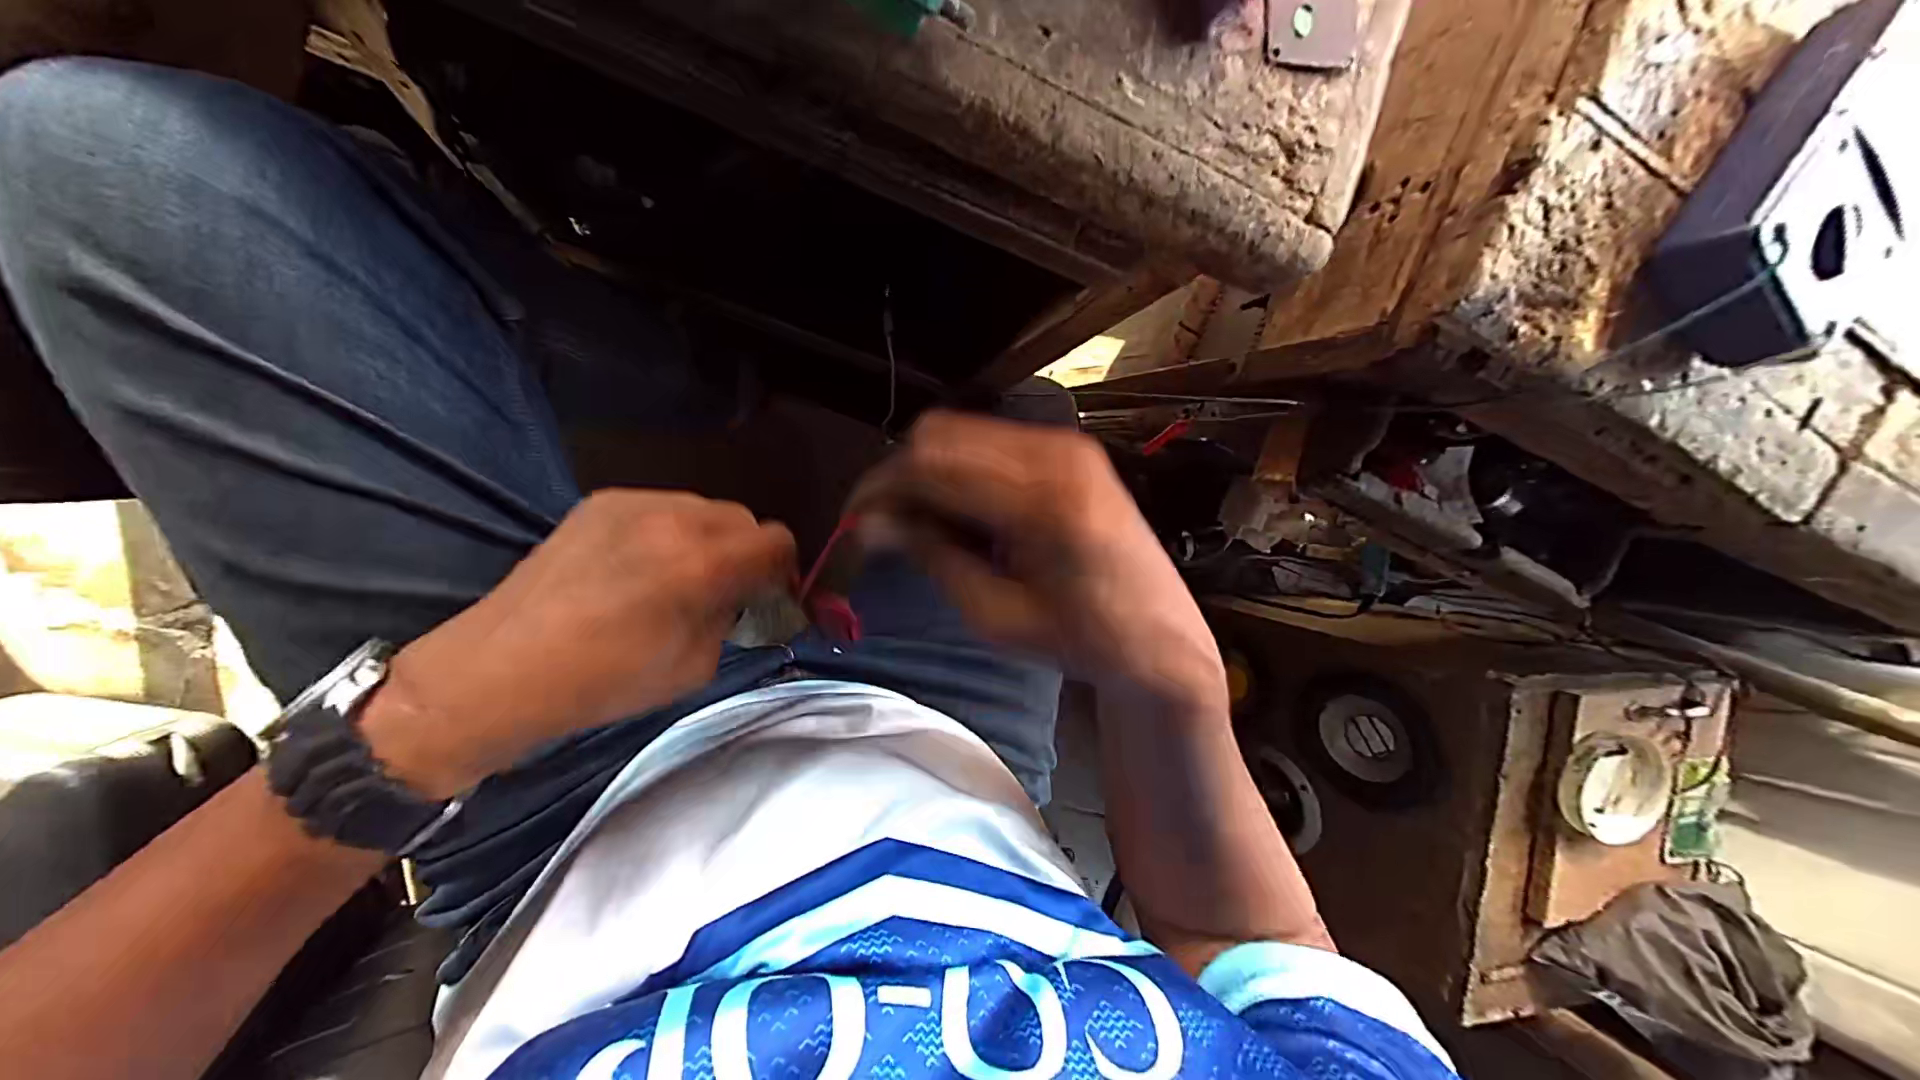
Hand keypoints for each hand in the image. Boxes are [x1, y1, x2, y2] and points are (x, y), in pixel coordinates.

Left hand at [361, 490, 796, 796]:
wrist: (501, 670)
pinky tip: (640, 565)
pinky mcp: (599, 503)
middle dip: (746, 553)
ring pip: (702, 508)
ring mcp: (633, 503)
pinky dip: (669, 531)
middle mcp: (674, 518)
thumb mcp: (695, 665)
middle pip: (743, 519)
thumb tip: (740, 597)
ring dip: (708, 539)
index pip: (776, 541)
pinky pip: (661, 508)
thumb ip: (730, 618)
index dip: (783, 570)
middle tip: (727, 589)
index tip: (770, 595)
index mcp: (702, 563)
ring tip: (679, 577)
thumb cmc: (605, 681)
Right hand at [850, 410, 1224, 710]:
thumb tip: (874, 523)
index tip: (855, 522)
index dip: (880, 490)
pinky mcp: (1070, 450)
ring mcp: (1067, 445)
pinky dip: (961, 470)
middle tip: (886, 527)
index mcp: (1042, 500)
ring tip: (925, 526)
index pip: (931, 465)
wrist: (1160, 637)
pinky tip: (964, 514)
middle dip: (900, 477)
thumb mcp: (996, 615)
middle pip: (940, 434)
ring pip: (961, 431)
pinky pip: (991, 442)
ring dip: (929, 472)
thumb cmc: (1084, 640)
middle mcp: (1056, 454)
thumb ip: (933, 557)